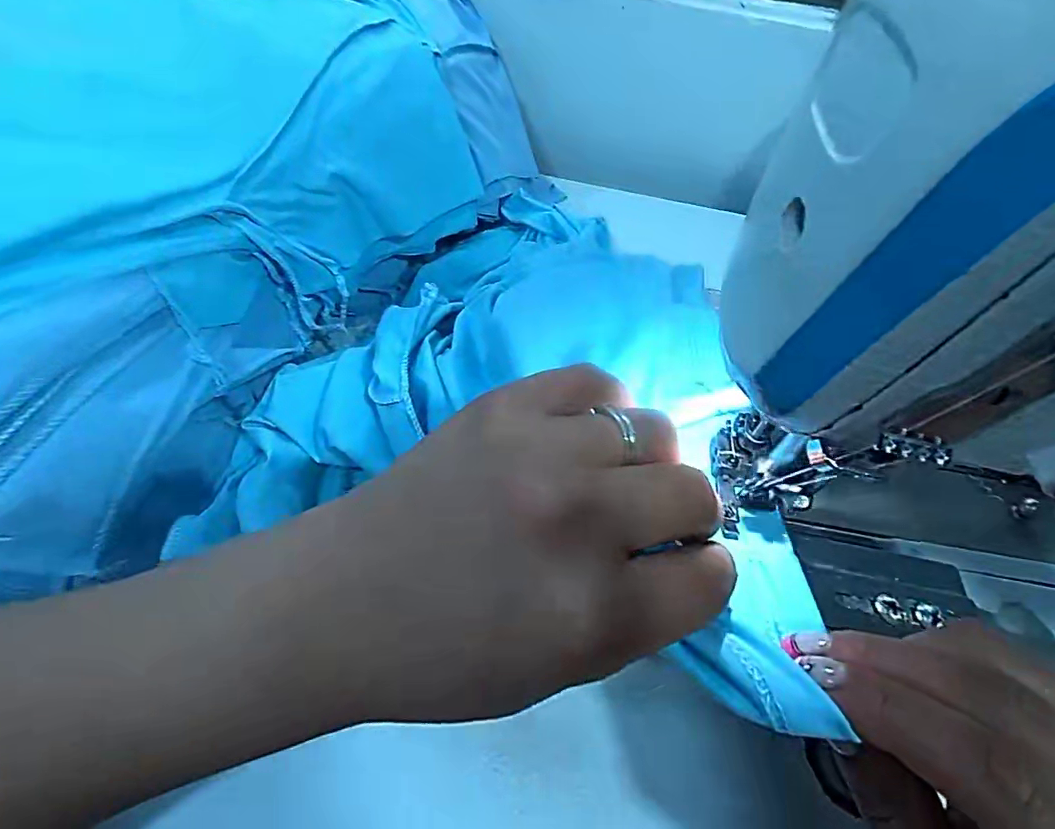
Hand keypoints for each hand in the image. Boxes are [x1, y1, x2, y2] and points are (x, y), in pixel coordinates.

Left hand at [294, 364, 734, 725]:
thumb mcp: (561, 671)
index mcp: (592, 615)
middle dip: (686, 514)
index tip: (682, 564)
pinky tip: (579, 433)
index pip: (709, 577)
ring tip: (604, 473)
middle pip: (695, 493)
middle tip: (644, 520)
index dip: (704, 572)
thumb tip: (692, 554)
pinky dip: (604, 410)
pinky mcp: (506, 403)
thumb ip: (641, 616)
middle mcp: (577, 521)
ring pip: (656, 430)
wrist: (345, 596)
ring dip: (643, 461)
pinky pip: (599, 382)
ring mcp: (541, 450)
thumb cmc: (450, 653)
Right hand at [790, 622, 1054, 828]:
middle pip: (989, 687)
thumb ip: (902, 811)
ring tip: (852, 659)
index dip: (890, 704)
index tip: (815, 674)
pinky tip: (908, 667)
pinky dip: (948, 653)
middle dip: (887, 660)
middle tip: (814, 650)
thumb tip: (848, 726)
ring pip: (1000, 657)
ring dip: (911, 649)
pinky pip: (1015, 659)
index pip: (985, 754)